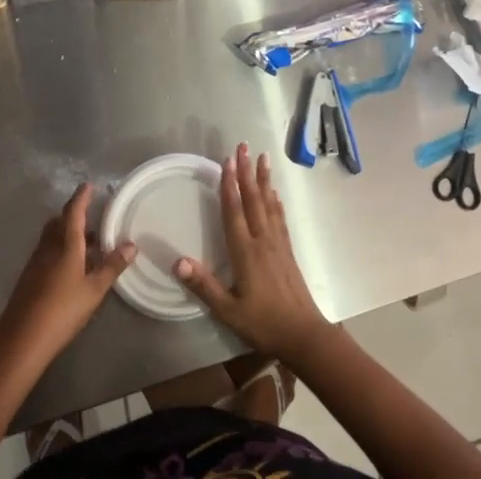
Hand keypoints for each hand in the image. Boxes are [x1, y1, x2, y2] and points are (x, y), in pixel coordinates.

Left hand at [0, 184, 136, 359]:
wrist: (21, 340)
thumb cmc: (62, 310)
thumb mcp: (94, 289)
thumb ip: (112, 266)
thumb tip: (131, 245)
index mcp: (65, 245)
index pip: (73, 213)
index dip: (80, 198)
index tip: (87, 186)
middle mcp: (47, 249)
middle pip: (58, 223)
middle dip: (72, 216)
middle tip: (91, 218)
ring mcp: (35, 264)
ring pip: (51, 239)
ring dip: (67, 235)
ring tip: (87, 245)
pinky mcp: (28, 280)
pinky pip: (46, 254)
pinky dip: (59, 251)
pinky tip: (71, 269)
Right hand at [175, 143, 335, 360]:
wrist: (303, 334)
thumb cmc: (263, 323)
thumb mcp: (227, 311)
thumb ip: (203, 286)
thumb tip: (177, 261)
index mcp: (246, 252)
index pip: (234, 212)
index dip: (229, 185)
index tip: (226, 161)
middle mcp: (263, 241)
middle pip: (253, 200)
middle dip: (247, 172)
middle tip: (243, 146)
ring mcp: (278, 244)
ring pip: (269, 204)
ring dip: (263, 180)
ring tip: (262, 157)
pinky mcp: (287, 250)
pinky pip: (279, 217)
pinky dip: (275, 201)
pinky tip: (274, 193)